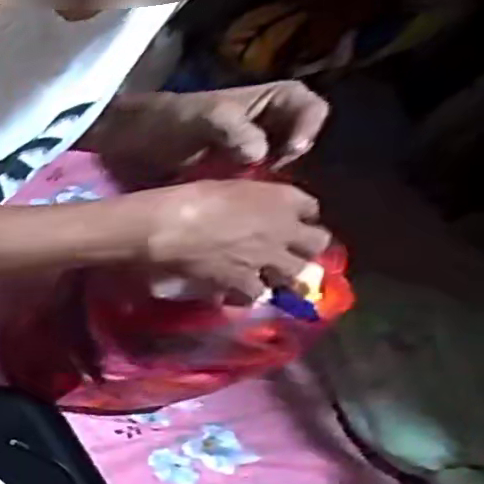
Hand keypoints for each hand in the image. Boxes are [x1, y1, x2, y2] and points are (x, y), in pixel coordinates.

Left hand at [95, 83, 330, 174]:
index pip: (312, 112)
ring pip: (276, 167)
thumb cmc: (173, 119)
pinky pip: (251, 184)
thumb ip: (235, 132)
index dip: (305, 132)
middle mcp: (273, 124)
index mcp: (278, 99)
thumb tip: (259, 157)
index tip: (286, 155)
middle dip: (288, 162)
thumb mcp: (206, 118)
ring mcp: (252, 151)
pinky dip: (248, 194)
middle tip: (268, 179)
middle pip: (298, 144)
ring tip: (254, 195)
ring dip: (270, 181)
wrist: (133, 140)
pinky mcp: (230, 175)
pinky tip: (237, 204)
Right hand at [136, 179, 331, 302]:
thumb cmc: (190, 199)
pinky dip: (247, 295)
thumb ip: (248, 201)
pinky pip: (255, 294)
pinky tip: (234, 294)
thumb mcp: (229, 187)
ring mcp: (265, 258)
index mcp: (284, 198)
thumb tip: (244, 209)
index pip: (310, 208)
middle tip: (284, 255)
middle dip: (303, 249)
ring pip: (294, 273)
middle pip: (316, 243)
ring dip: (281, 276)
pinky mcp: (241, 281)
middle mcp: (285, 228)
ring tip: (265, 280)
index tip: (286, 222)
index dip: (299, 218)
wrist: (168, 227)